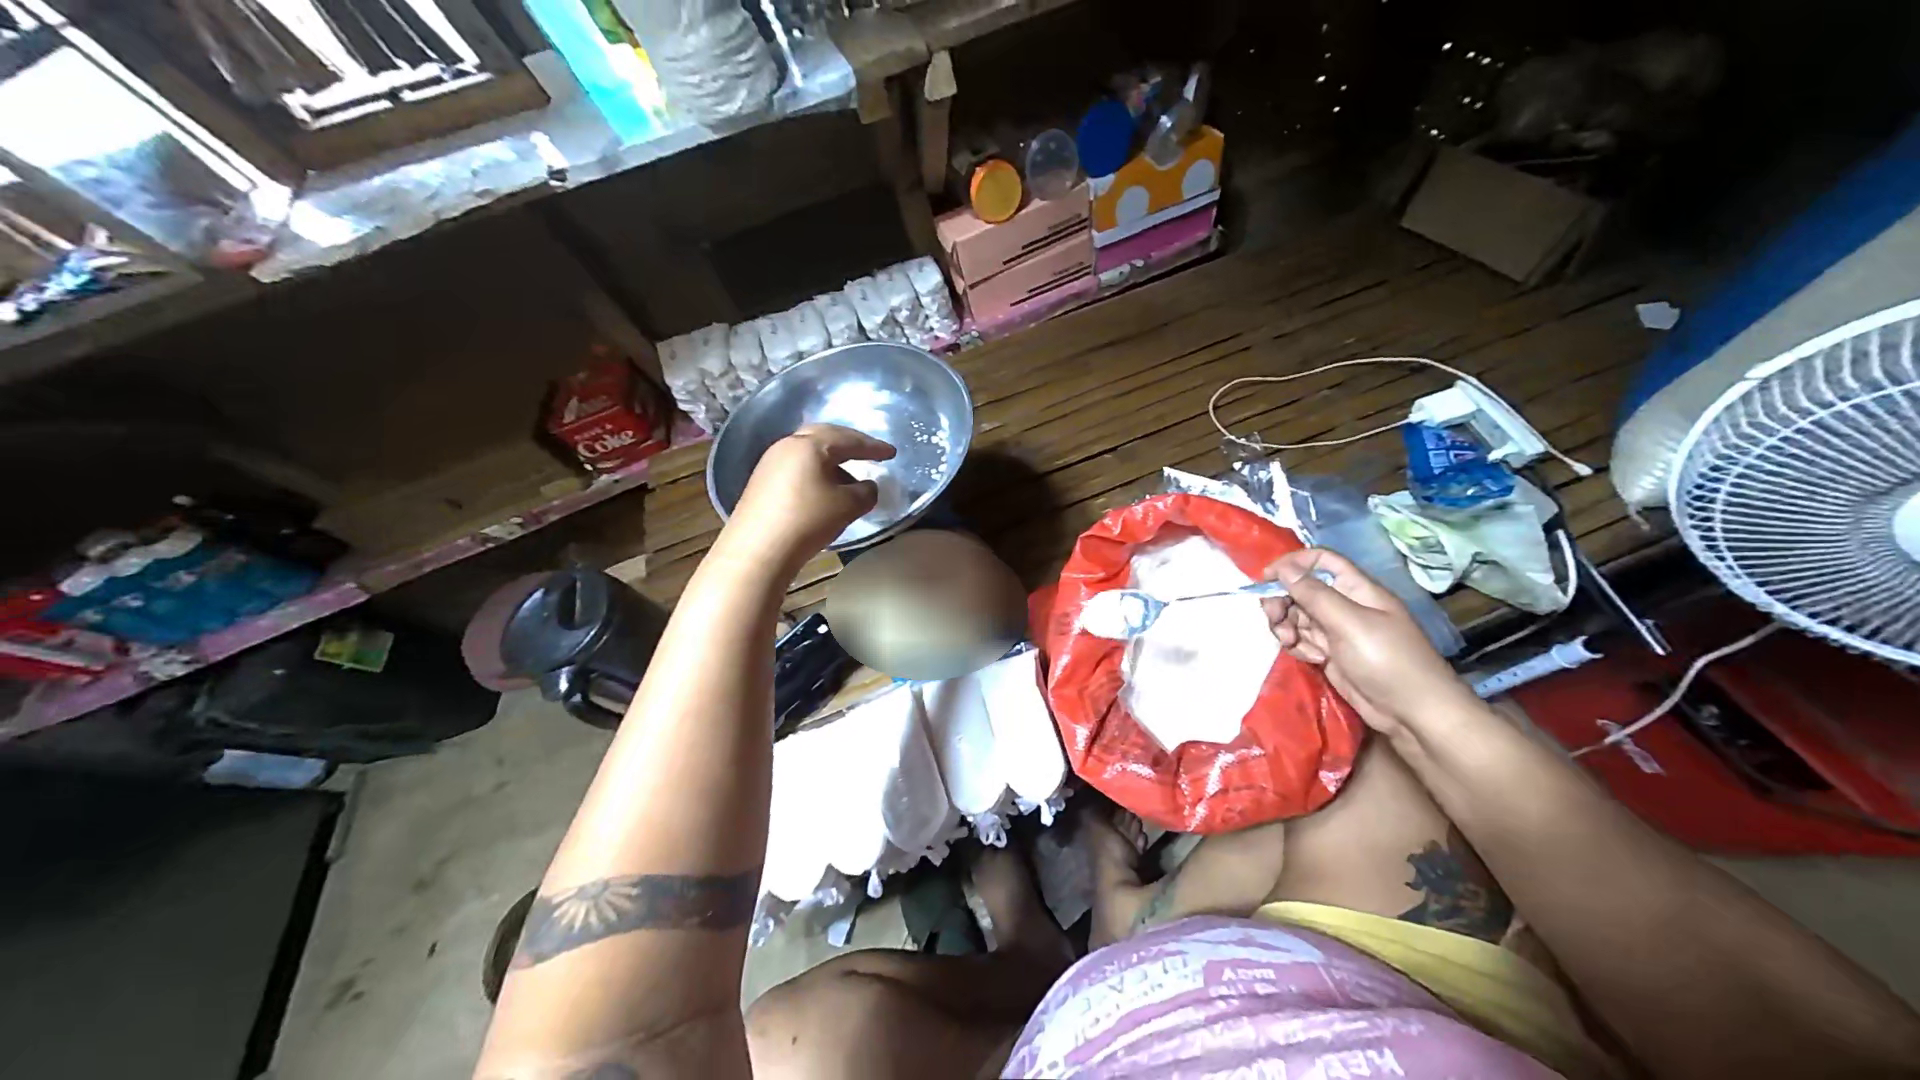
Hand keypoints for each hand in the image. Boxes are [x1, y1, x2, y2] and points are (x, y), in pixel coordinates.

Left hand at [720, 424, 895, 570]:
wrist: (757, 550)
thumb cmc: (807, 520)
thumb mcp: (848, 506)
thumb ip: (866, 492)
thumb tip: (867, 487)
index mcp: (810, 445)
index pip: (848, 439)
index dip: (872, 446)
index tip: (891, 453)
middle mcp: (787, 446)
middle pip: (824, 438)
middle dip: (848, 445)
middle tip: (868, 453)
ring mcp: (770, 463)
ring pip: (808, 455)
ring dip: (831, 463)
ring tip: (849, 480)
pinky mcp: (760, 483)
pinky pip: (796, 469)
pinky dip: (816, 474)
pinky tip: (824, 493)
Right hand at [1263, 548, 1472, 736]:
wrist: (1412, 713)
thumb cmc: (1387, 660)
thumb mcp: (1349, 622)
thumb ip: (1314, 594)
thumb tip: (1284, 569)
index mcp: (1356, 589)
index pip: (1320, 561)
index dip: (1293, 563)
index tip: (1266, 578)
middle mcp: (1345, 605)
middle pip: (1301, 589)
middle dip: (1282, 601)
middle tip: (1274, 618)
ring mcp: (1337, 630)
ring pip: (1297, 616)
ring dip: (1286, 626)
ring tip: (1290, 642)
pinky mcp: (1331, 654)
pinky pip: (1302, 640)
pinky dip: (1298, 646)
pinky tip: (1310, 658)